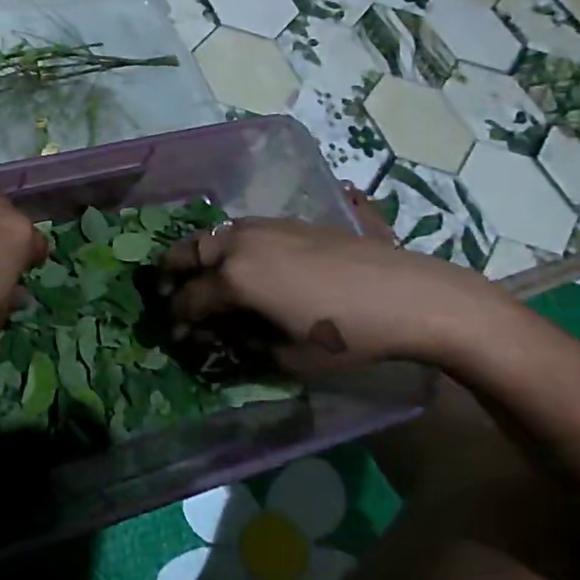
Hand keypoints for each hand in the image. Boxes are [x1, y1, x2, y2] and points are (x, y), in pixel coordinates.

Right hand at [159, 217, 507, 376]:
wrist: (409, 295)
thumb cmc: (347, 335)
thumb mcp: (289, 358)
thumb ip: (245, 346)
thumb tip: (225, 338)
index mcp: (234, 278)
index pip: (187, 299)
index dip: (175, 322)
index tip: (175, 338)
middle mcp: (238, 244)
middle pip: (185, 253)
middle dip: (170, 276)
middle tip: (170, 296)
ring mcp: (263, 226)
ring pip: (211, 235)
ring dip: (197, 257)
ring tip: (202, 279)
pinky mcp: (286, 221)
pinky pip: (239, 230)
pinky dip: (226, 246)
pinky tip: (243, 265)